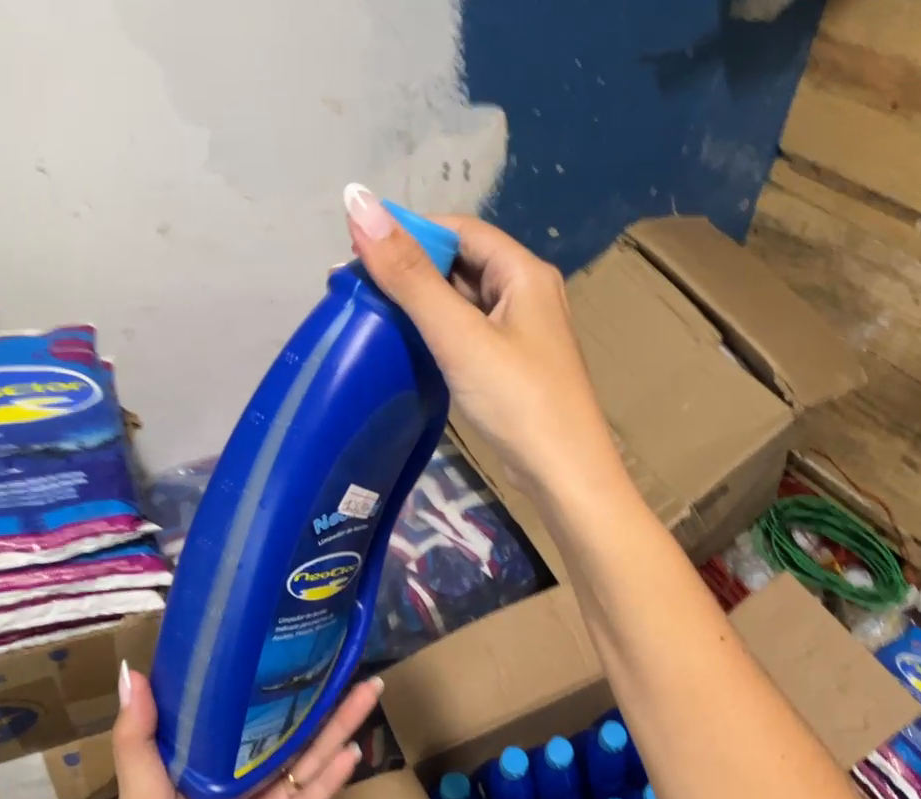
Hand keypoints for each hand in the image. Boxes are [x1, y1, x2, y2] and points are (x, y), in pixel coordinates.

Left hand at [100, 662, 376, 798]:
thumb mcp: (142, 796)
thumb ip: (139, 739)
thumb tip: (134, 672)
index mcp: (205, 759)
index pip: (238, 706)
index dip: (261, 674)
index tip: (282, 636)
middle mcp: (242, 771)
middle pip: (288, 725)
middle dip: (319, 694)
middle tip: (349, 658)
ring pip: (311, 752)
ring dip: (340, 723)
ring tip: (368, 689)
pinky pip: (315, 794)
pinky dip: (335, 773)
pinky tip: (354, 749)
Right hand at [342, 183, 620, 497]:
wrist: (564, 475)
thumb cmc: (517, 400)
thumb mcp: (459, 335)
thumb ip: (408, 275)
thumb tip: (358, 201)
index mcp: (524, 272)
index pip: (459, 229)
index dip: (410, 231)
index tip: (358, 251)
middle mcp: (527, 293)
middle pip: (461, 262)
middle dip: (411, 268)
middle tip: (356, 287)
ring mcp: (522, 332)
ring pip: (462, 300)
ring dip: (421, 302)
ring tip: (370, 313)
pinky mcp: (512, 366)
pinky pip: (468, 333)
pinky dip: (436, 332)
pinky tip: (406, 344)